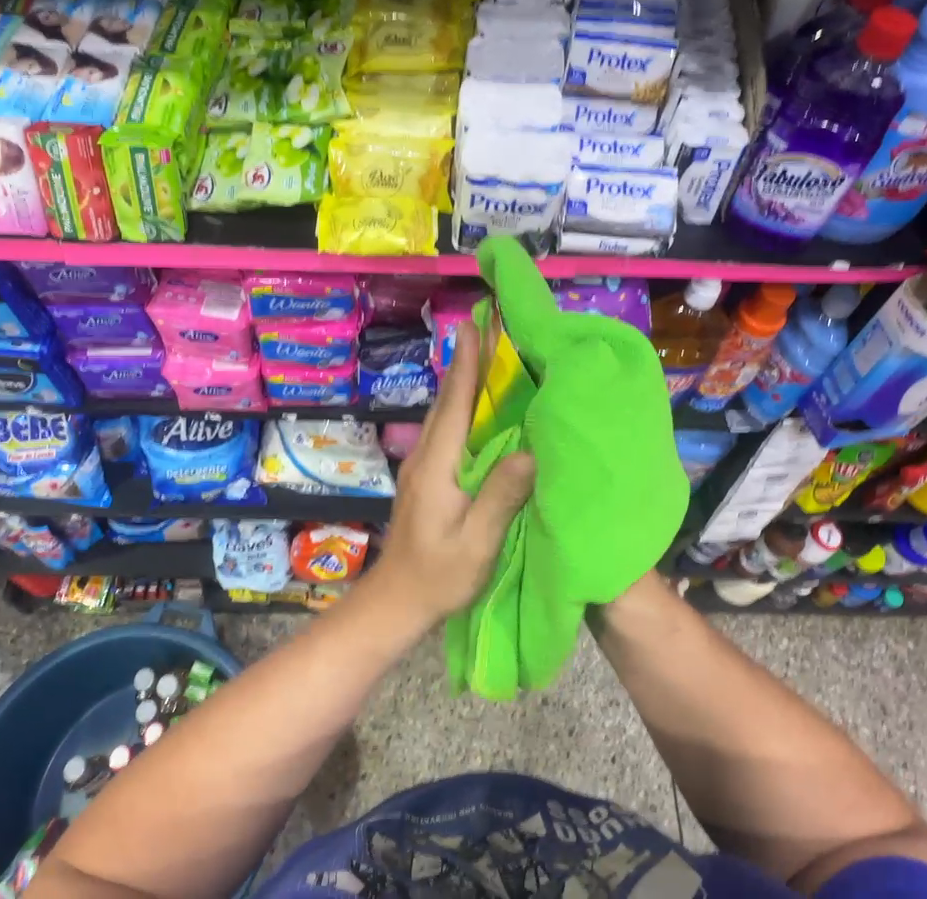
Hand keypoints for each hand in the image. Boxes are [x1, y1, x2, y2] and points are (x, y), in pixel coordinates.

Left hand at [372, 322, 535, 621]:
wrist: (397, 601)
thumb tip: (529, 451)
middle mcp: (425, 458)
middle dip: (465, 362)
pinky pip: (448, 431)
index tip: (472, 328)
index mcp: (436, 467)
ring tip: (485, 353)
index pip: (454, 407)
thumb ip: (500, 497)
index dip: (466, 366)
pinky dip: (462, 407)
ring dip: (463, 382)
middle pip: (447, 401)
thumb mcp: (476, 543)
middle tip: (484, 326)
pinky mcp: (428, 478)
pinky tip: (478, 405)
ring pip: (445, 414)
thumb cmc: (439, 576)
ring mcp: (423, 467)